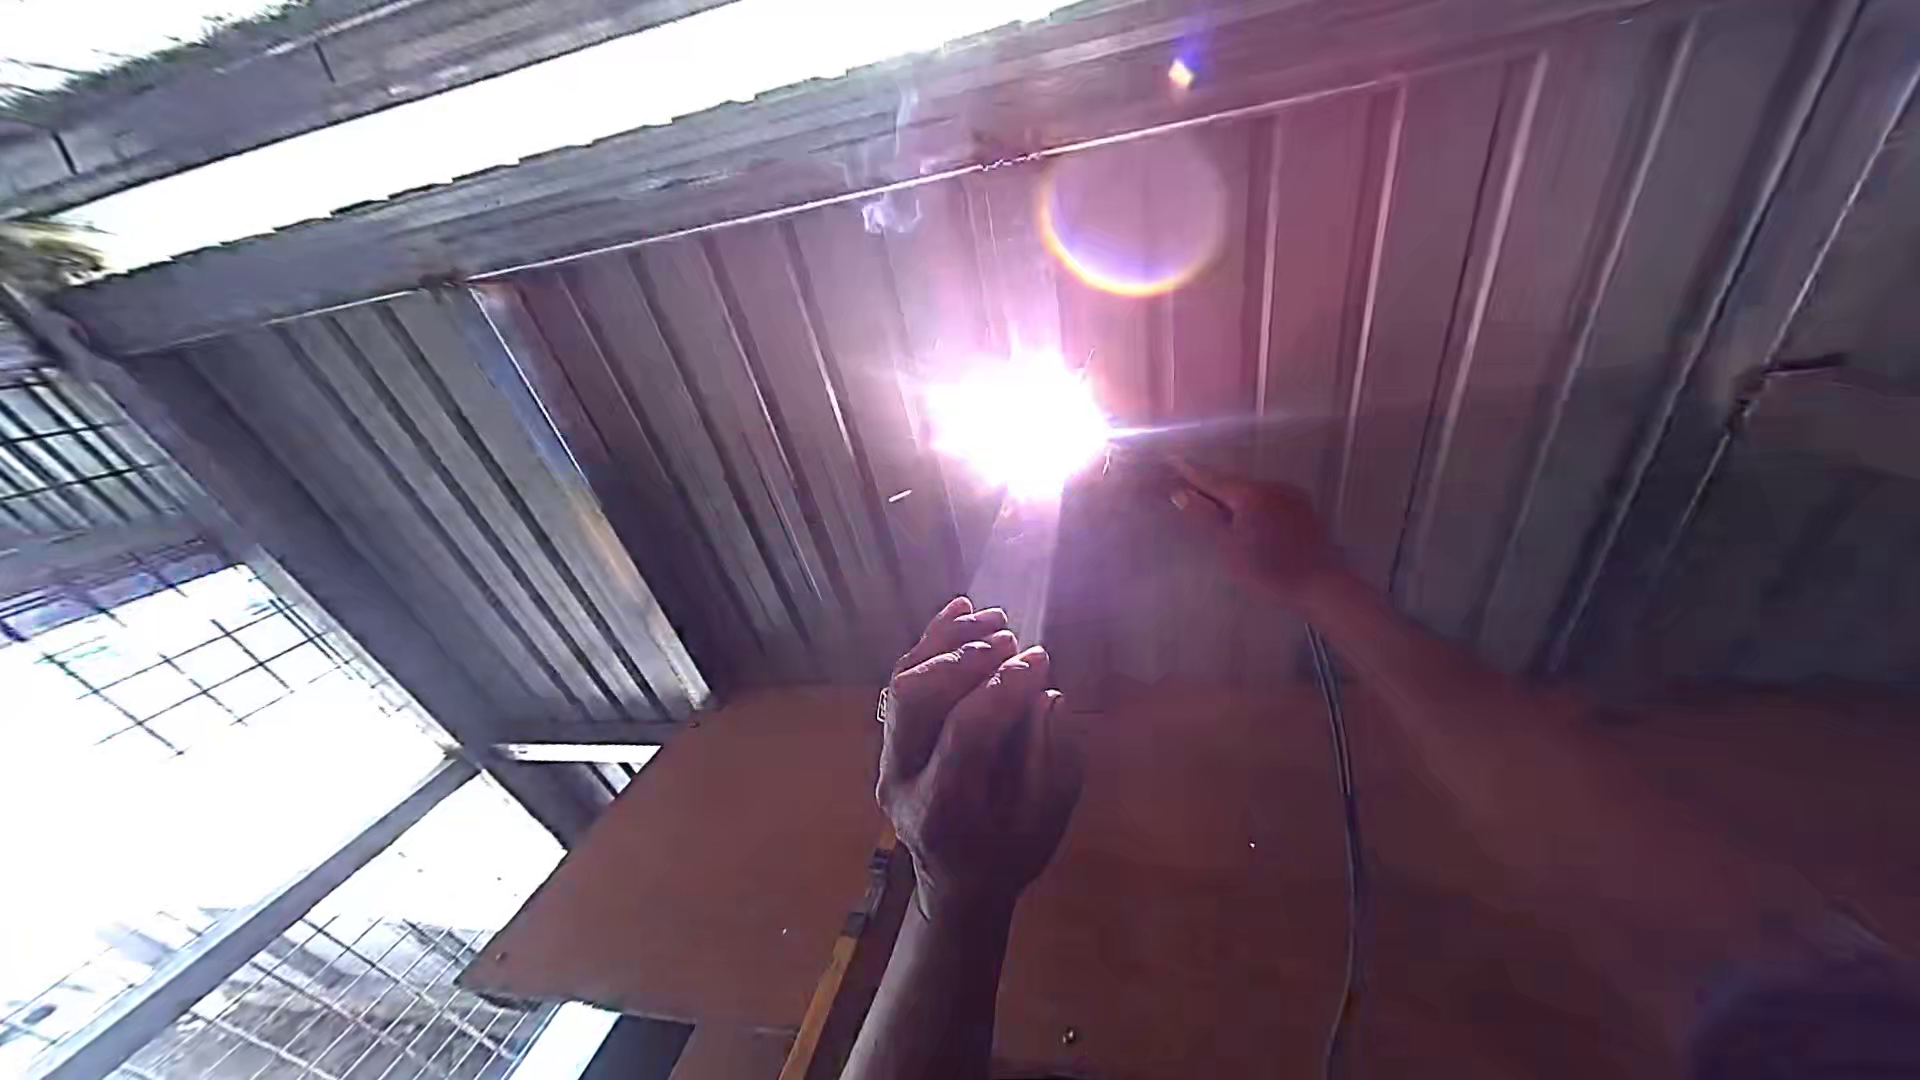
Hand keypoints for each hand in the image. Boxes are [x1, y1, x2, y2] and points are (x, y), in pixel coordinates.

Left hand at [877, 597, 1083, 924]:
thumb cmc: (1009, 853)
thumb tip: (1046, 695)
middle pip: (914, 699)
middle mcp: (901, 777)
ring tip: (993, 619)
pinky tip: (961, 612)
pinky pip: (902, 678)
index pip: (966, 732)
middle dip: (965, 658)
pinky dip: (931, 641)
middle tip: (1010, 639)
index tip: (1039, 660)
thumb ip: (1051, 757)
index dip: (1004, 688)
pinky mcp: (888, 736)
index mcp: (945, 809)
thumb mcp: (1046, 819)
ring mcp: (887, 755)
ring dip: (947, 641)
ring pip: (902, 682)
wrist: (957, 879)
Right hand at [1169, 458, 1342, 604]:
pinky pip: (1266, 499)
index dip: (1188, 471)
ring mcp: (1291, 497)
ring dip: (1228, 495)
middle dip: (1207, 483)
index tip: (1170, 459)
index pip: (1211, 479)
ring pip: (1250, 490)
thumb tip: (1179, 494)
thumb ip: (1203, 518)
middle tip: (1184, 483)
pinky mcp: (1302, 510)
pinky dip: (1248, 503)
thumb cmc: (1268, 570)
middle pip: (1231, 482)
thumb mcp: (1228, 547)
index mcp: (1250, 494)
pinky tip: (1242, 515)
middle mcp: (1271, 487)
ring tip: (1210, 502)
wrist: (1322, 587)